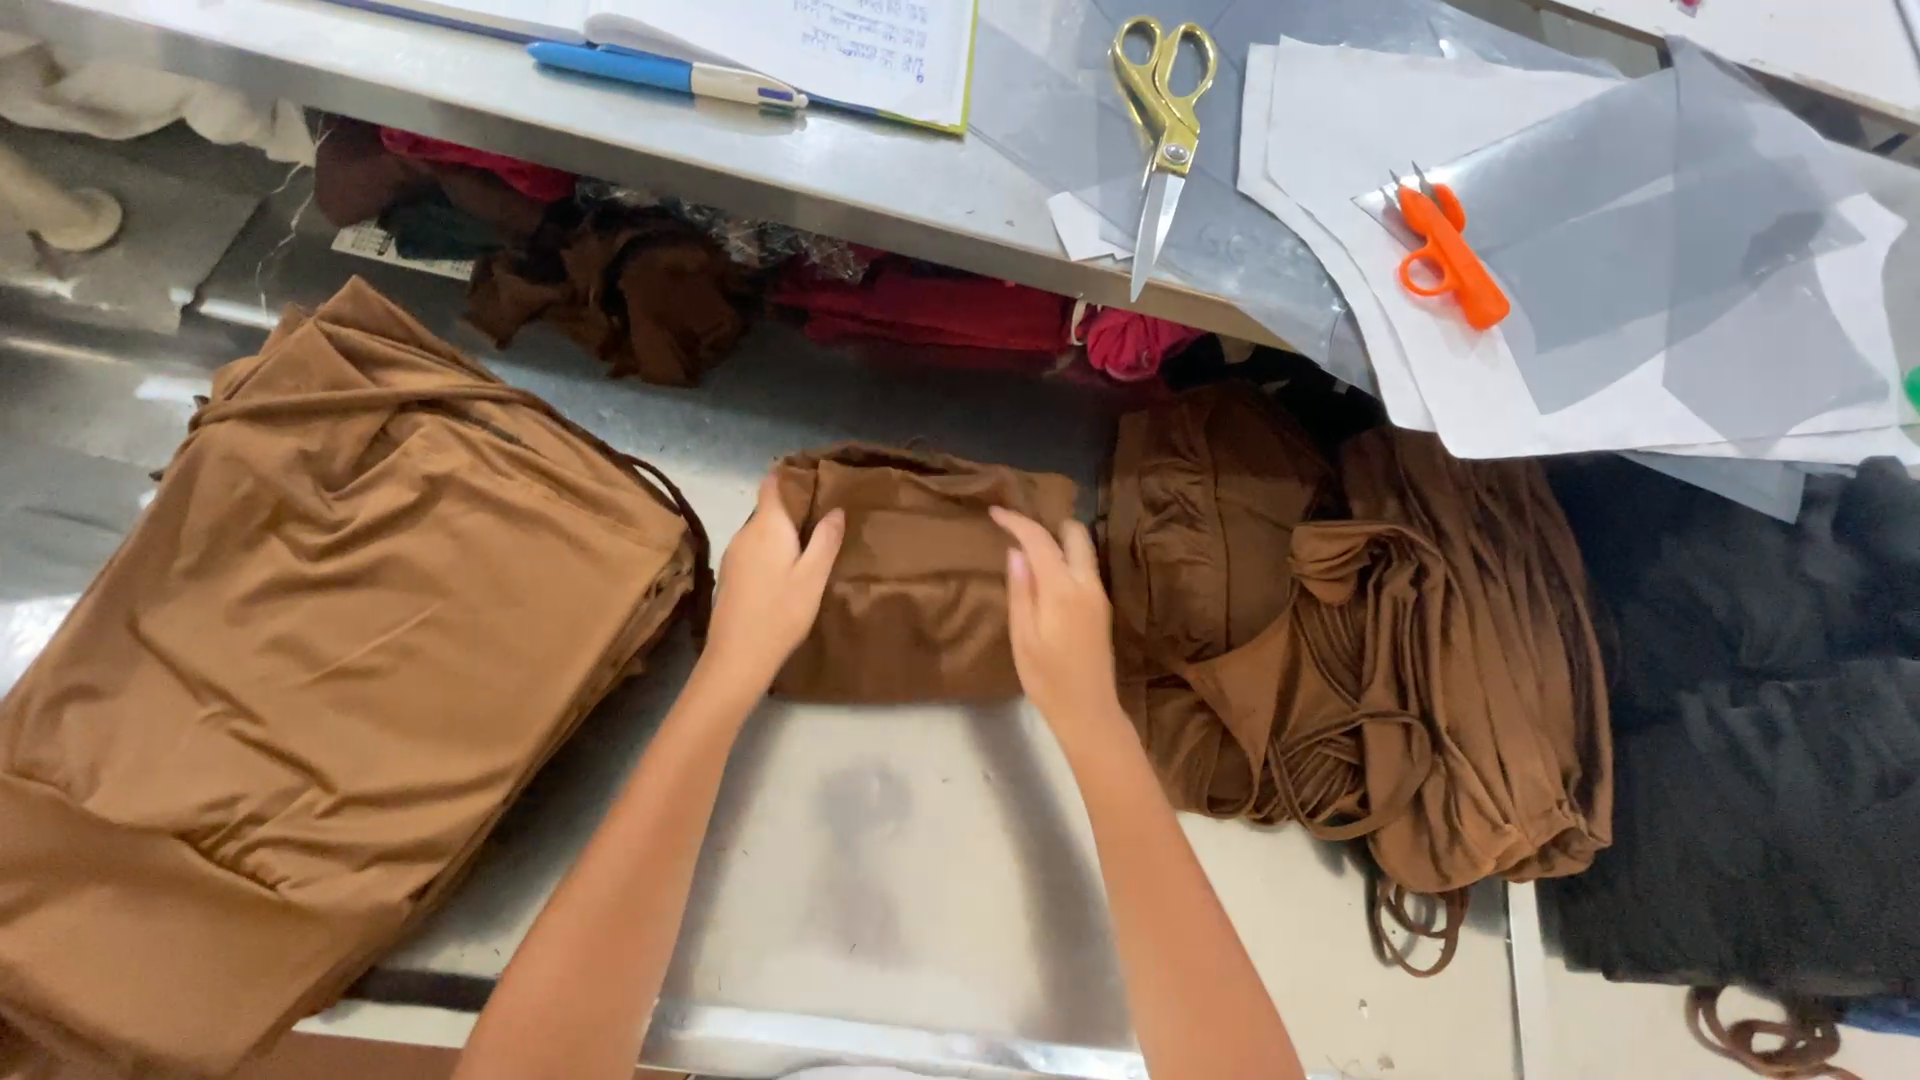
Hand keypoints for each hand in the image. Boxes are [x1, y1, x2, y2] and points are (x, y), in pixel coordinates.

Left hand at [699, 471, 845, 692]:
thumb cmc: (781, 612)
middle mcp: (745, 533)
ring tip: (811, 542)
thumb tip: (836, 509)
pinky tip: (787, 569)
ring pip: (761, 530)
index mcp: (766, 526)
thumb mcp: (814, 576)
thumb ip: (825, 540)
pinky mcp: (730, 574)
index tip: (815, 479)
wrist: (738, 656)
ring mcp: (734, 554)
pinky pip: (754, 549)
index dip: (791, 476)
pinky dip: (771, 549)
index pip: (772, 484)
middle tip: (825, 515)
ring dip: (783, 531)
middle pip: (768, 508)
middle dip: (793, 507)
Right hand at [991, 507, 1128, 746]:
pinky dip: (1066, 557)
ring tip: (1027, 545)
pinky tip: (1045, 570)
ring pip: (1083, 550)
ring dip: (1058, 540)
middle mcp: (1087, 584)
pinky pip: (1084, 567)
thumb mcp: (1023, 637)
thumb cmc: (1047, 679)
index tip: (995, 512)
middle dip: (1048, 522)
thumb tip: (1015, 552)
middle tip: (1018, 526)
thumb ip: (1020, 591)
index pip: (1040, 540)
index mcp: (1063, 589)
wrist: (1088, 711)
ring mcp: (1099, 595)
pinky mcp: (1101, 607)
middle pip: (1074, 534)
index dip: (1017, 521)